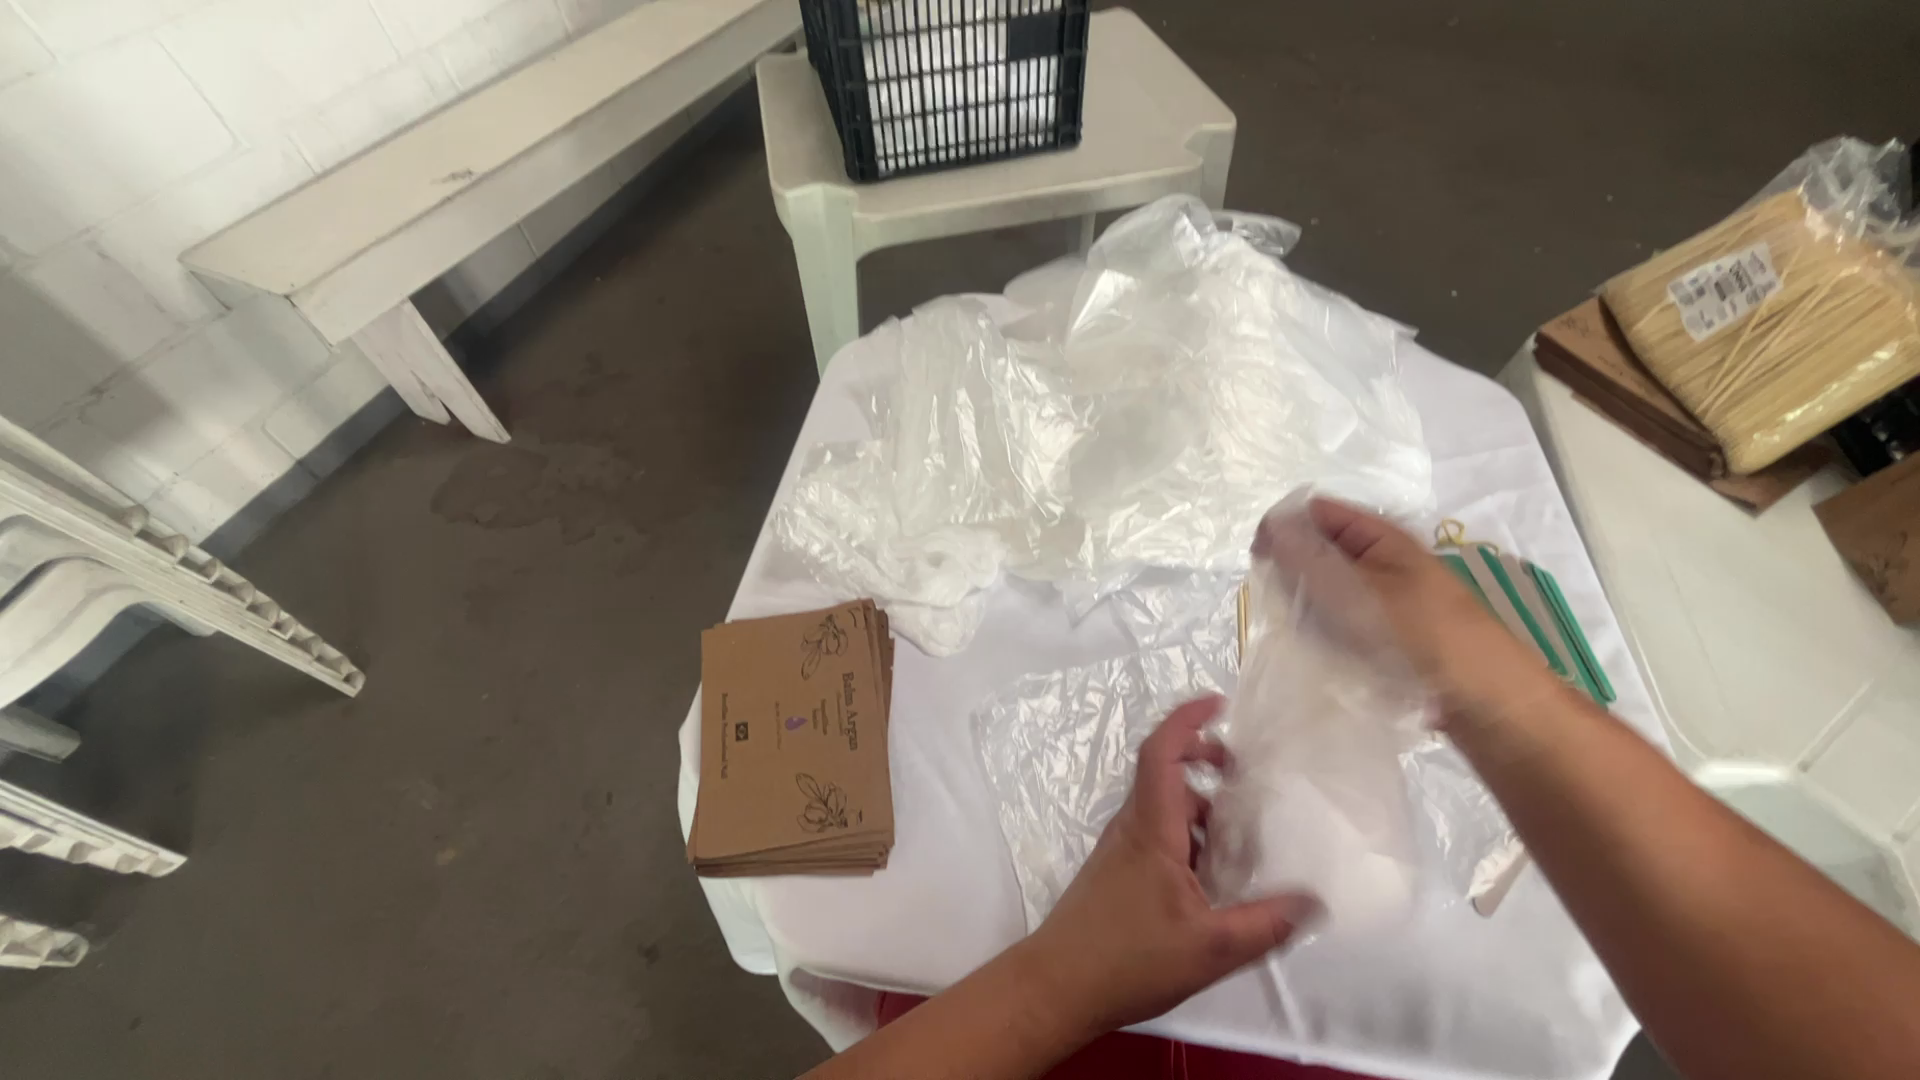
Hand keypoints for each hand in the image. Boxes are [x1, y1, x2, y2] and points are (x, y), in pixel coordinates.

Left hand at [1020, 697, 1320, 1034]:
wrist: (1059, 983)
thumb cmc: (1130, 958)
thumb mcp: (1211, 947)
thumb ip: (1264, 924)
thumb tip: (1314, 902)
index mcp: (1151, 827)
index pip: (1161, 751)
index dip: (1187, 719)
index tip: (1218, 703)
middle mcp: (1133, 826)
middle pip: (1165, 773)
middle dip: (1204, 761)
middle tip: (1244, 777)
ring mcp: (1122, 848)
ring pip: (1164, 808)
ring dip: (1201, 809)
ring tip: (1242, 838)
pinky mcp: (1119, 871)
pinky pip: (1158, 835)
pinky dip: (1189, 837)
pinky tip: (1214, 877)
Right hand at [1257, 498, 1562, 730]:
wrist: (1483, 700)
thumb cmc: (1424, 636)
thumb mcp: (1360, 591)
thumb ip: (1310, 557)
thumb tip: (1271, 524)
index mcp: (1379, 536)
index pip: (1314, 512)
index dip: (1283, 527)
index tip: (1260, 561)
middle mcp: (1377, 559)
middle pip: (1313, 550)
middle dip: (1291, 572)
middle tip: (1289, 604)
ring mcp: (1377, 596)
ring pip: (1319, 589)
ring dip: (1305, 607)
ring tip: (1310, 632)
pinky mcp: (1377, 630)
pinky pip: (1333, 619)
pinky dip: (1322, 631)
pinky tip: (1325, 650)